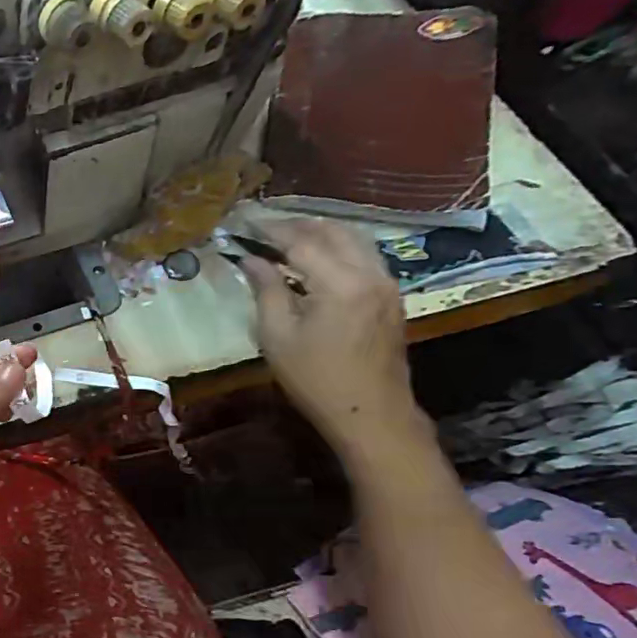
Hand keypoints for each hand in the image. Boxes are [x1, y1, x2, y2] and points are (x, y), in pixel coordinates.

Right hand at [238, 219, 427, 455]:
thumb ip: (266, 291)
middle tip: (265, 227)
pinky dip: (338, 246)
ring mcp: (386, 282)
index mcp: (339, 284)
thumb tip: (251, 260)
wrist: (370, 412)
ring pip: (354, 239)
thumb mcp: (277, 337)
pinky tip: (317, 257)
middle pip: (333, 231)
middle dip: (298, 225)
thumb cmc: (315, 379)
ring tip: (289, 236)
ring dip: (321, 231)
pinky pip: (365, 254)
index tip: (245, 225)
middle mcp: (369, 273)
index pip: (302, 241)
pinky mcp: (391, 295)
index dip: (271, 230)